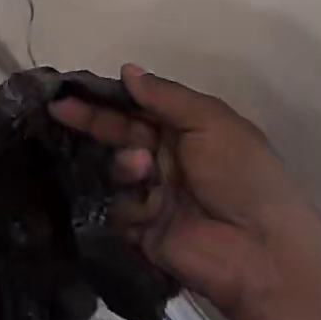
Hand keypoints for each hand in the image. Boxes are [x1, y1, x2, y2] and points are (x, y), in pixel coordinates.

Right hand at [50, 64, 316, 319]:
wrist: (260, 250)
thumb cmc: (240, 173)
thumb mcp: (210, 121)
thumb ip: (165, 97)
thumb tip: (127, 70)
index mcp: (186, 130)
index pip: (139, 107)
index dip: (110, 98)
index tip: (75, 89)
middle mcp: (167, 158)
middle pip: (120, 135)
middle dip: (93, 122)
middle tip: (60, 110)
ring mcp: (154, 195)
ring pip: (116, 170)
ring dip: (124, 165)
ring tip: (142, 168)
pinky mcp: (143, 232)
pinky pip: (118, 210)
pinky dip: (128, 206)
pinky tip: (148, 209)